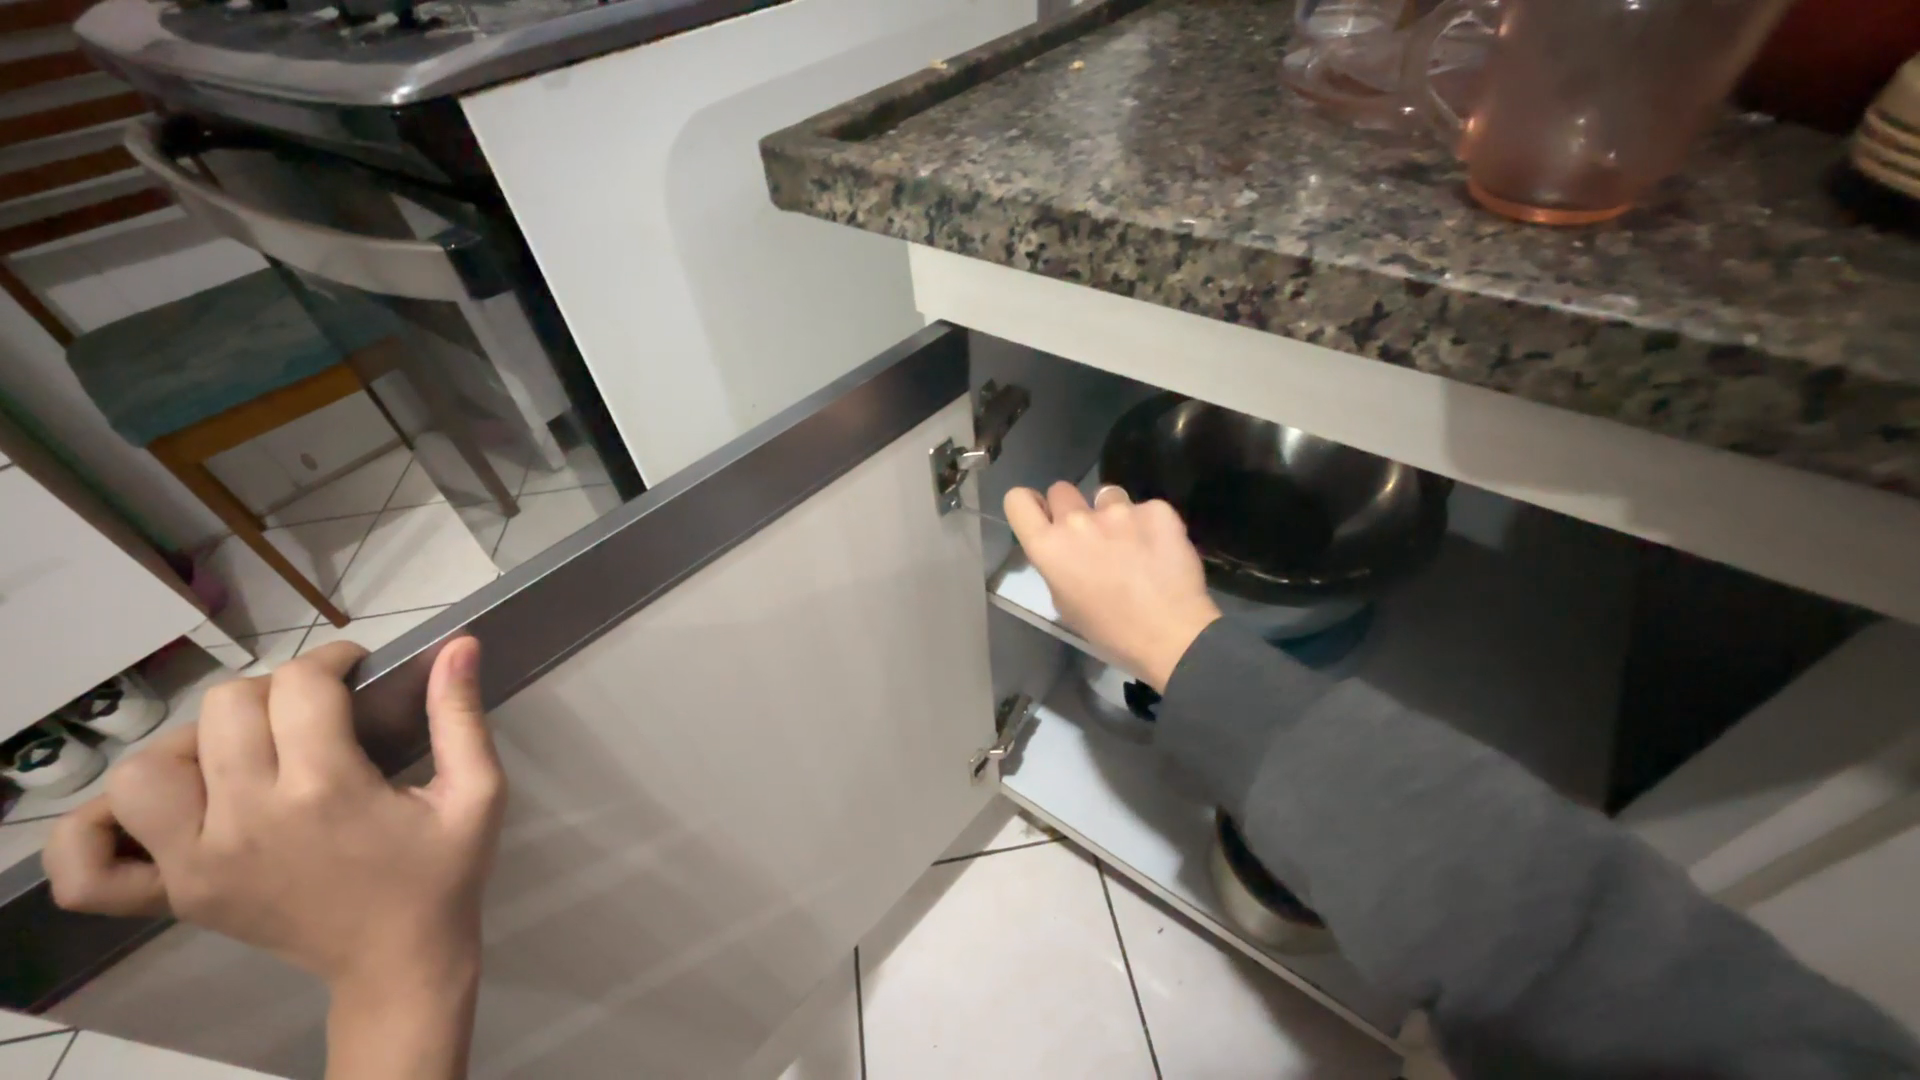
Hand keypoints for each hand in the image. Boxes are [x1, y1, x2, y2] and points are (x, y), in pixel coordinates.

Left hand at [46, 638, 505, 999]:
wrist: (398, 957)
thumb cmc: (443, 869)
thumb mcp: (478, 791)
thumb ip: (462, 715)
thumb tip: (460, 644)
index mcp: (328, 788)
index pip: (299, 686)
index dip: (332, 659)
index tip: (357, 670)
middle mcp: (249, 818)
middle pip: (225, 710)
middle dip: (275, 690)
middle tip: (314, 710)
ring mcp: (197, 862)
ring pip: (148, 768)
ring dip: (196, 743)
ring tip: (247, 753)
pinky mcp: (172, 894)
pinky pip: (87, 861)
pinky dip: (100, 828)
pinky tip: (164, 809)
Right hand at [1004, 482, 1220, 690]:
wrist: (1172, 635)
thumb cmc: (1110, 631)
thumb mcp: (1065, 604)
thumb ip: (1057, 566)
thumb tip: (1066, 551)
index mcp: (1048, 547)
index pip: (1017, 499)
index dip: (1029, 504)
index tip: (1043, 516)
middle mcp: (1076, 521)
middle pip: (1061, 489)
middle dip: (1071, 508)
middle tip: (1090, 536)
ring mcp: (1118, 511)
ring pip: (1105, 495)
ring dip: (1112, 514)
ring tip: (1131, 544)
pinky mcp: (1156, 509)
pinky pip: (1145, 508)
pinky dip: (1149, 524)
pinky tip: (1160, 549)